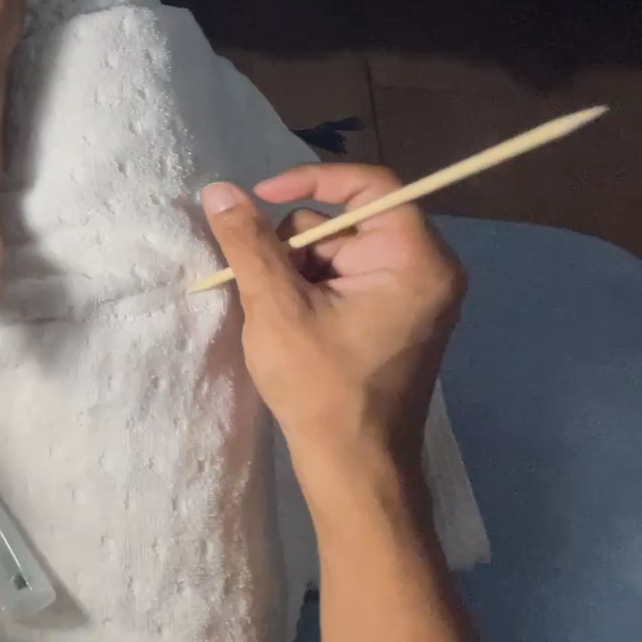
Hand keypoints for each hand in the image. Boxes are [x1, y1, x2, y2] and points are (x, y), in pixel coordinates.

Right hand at [201, 164, 465, 473]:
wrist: (352, 461)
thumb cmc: (321, 383)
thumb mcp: (275, 305)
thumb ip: (247, 241)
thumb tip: (219, 190)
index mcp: (414, 262)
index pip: (371, 186)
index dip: (312, 179)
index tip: (259, 196)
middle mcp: (422, 269)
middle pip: (340, 220)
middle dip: (291, 244)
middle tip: (267, 284)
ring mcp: (406, 293)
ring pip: (330, 248)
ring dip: (290, 268)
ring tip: (276, 311)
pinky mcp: (387, 313)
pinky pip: (335, 274)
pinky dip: (302, 286)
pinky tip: (288, 320)